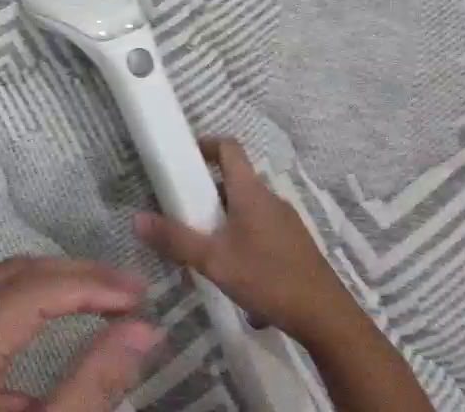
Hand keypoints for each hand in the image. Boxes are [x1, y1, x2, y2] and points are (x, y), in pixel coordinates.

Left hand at [0, 257, 163, 411]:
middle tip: (133, 290)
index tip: (140, 294)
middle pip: (14, 277)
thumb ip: (94, 384)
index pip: (29, 291)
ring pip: (3, 280)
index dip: (87, 285)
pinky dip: (36, 294)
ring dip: (58, 280)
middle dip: (77, 276)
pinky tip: (70, 303)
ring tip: (110, 293)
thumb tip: (144, 330)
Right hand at [133, 137, 359, 345]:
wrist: (327, 319)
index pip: (229, 148)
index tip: (184, 158)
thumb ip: (174, 240)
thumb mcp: (213, 261)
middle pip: (234, 180)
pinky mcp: (295, 245)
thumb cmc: (268, 278)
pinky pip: (261, 228)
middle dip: (207, 192)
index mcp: (250, 192)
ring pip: (247, 206)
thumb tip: (136, 219)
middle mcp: (270, 199)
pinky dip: (243, 237)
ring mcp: (287, 222)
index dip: (206, 144)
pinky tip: (236, 270)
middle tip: (184, 212)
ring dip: (224, 217)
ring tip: (206, 246)